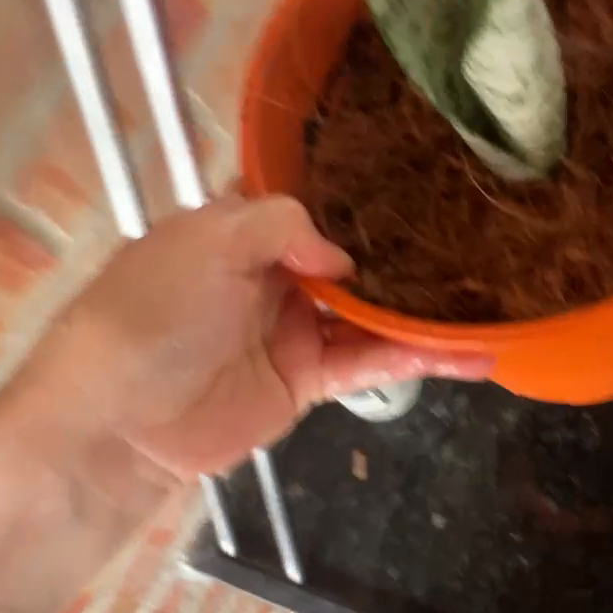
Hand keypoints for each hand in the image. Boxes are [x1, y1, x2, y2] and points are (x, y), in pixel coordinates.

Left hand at [0, 196, 489, 481]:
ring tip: (492, 309)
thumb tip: (345, 258)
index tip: (424, 190)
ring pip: (375, 318)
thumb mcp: (206, 243)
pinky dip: (418, 361)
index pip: (314, 209)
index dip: (363, 202)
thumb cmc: (152, 316)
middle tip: (477, 252)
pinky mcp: (311, 382)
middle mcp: (276, 277)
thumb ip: (280, 226)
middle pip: (356, 265)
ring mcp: (297, 331)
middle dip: (409, 262)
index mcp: (243, 233)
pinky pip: (371, 364)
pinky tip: (469, 355)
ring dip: (428, 318)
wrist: (120, 423)